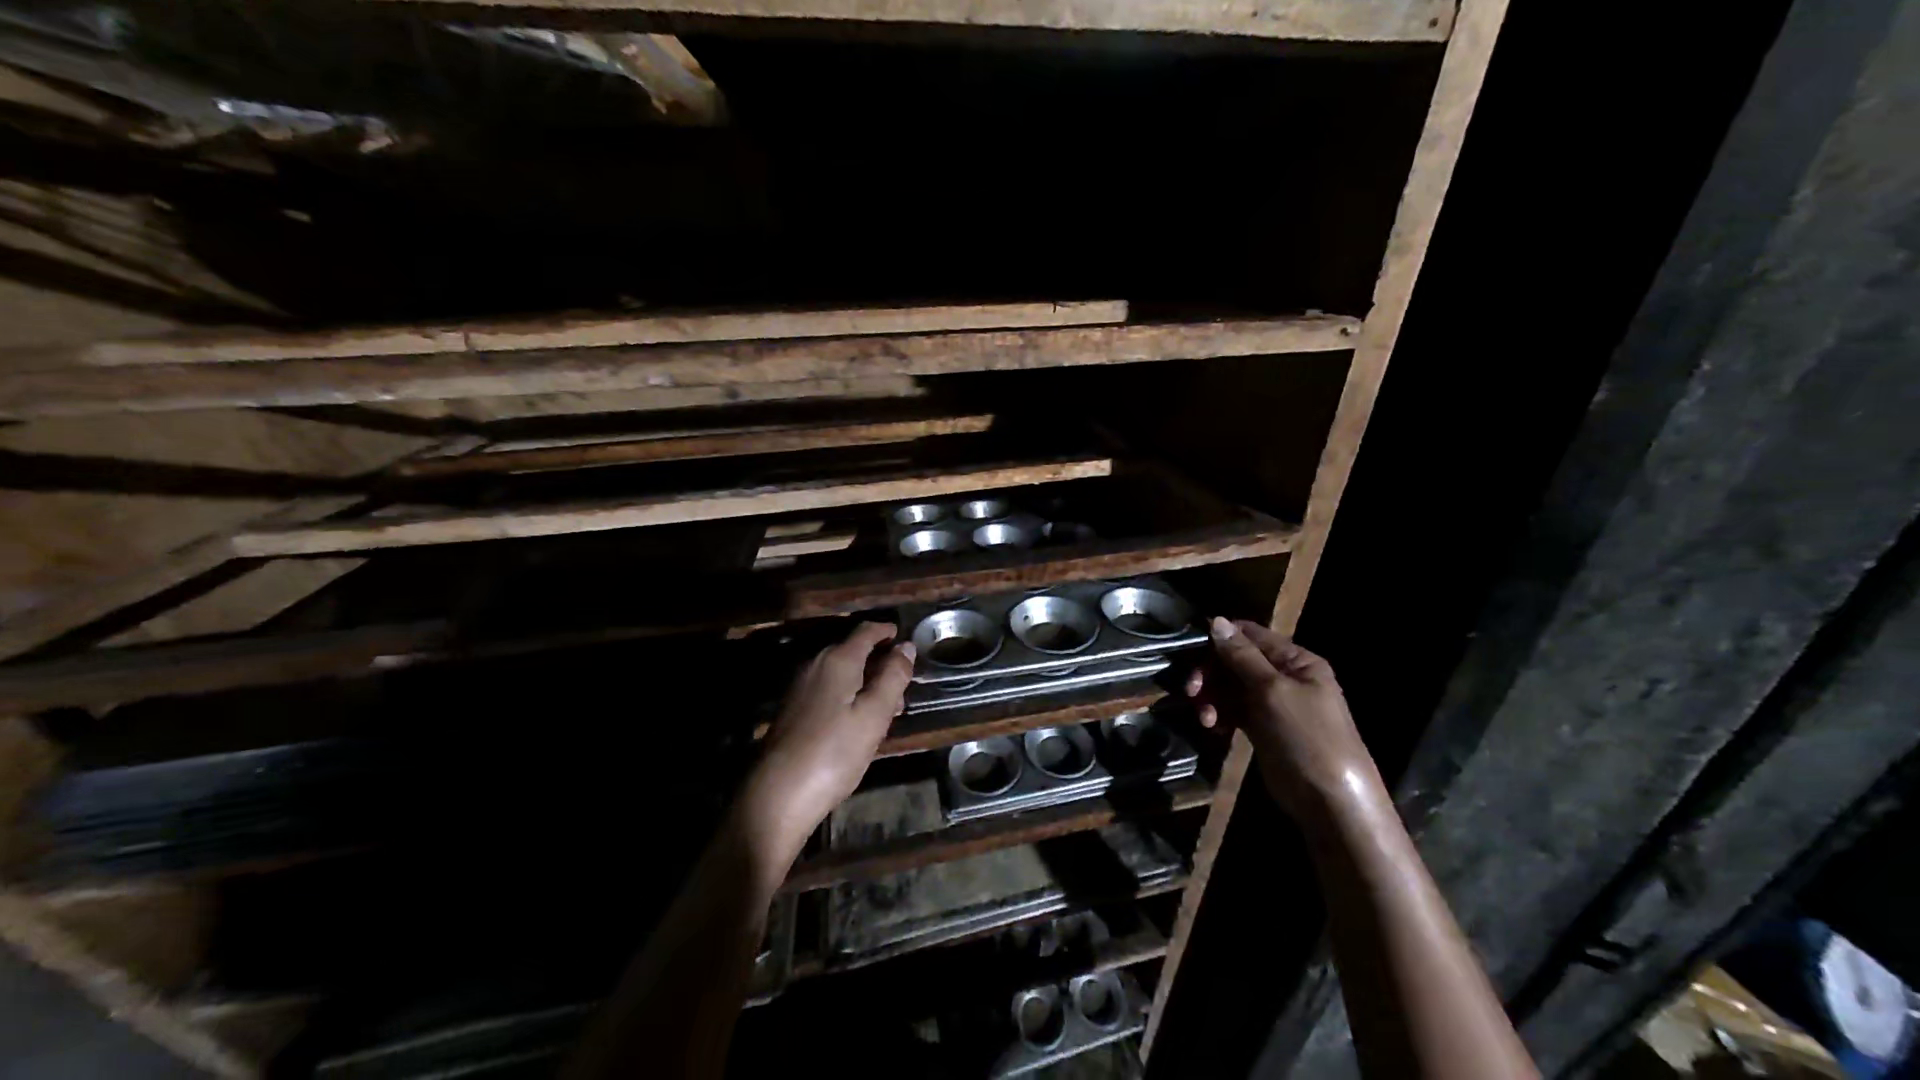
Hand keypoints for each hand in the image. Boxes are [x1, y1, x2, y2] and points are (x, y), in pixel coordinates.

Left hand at [734, 622, 914, 872]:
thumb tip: (905, 645)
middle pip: (853, 651)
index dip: (888, 632)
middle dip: (880, 662)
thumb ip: (892, 677)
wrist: (777, 795)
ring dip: (866, 682)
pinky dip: (849, 696)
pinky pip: (829, 690)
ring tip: (888, 710)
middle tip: (904, 685)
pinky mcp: (793, 711)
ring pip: (841, 673)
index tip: (907, 640)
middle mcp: (815, 665)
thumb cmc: (833, 753)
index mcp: (837, 660)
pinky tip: (859, 723)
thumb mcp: (874, 715)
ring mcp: (800, 688)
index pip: (866, 631)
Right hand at [1184, 617, 1381, 820]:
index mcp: (1296, 660)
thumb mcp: (1272, 690)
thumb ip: (1242, 656)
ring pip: (1230, 687)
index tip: (1192, 653)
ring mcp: (1273, 703)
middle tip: (1193, 692)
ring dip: (1212, 698)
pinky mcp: (1262, 727)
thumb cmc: (1306, 736)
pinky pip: (1233, 710)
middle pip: (1235, 661)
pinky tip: (1214, 728)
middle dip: (1211, 674)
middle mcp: (1284, 676)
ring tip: (1206, 719)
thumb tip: (1216, 620)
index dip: (1220, 640)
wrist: (1329, 799)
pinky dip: (1220, 715)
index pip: (1250, 635)